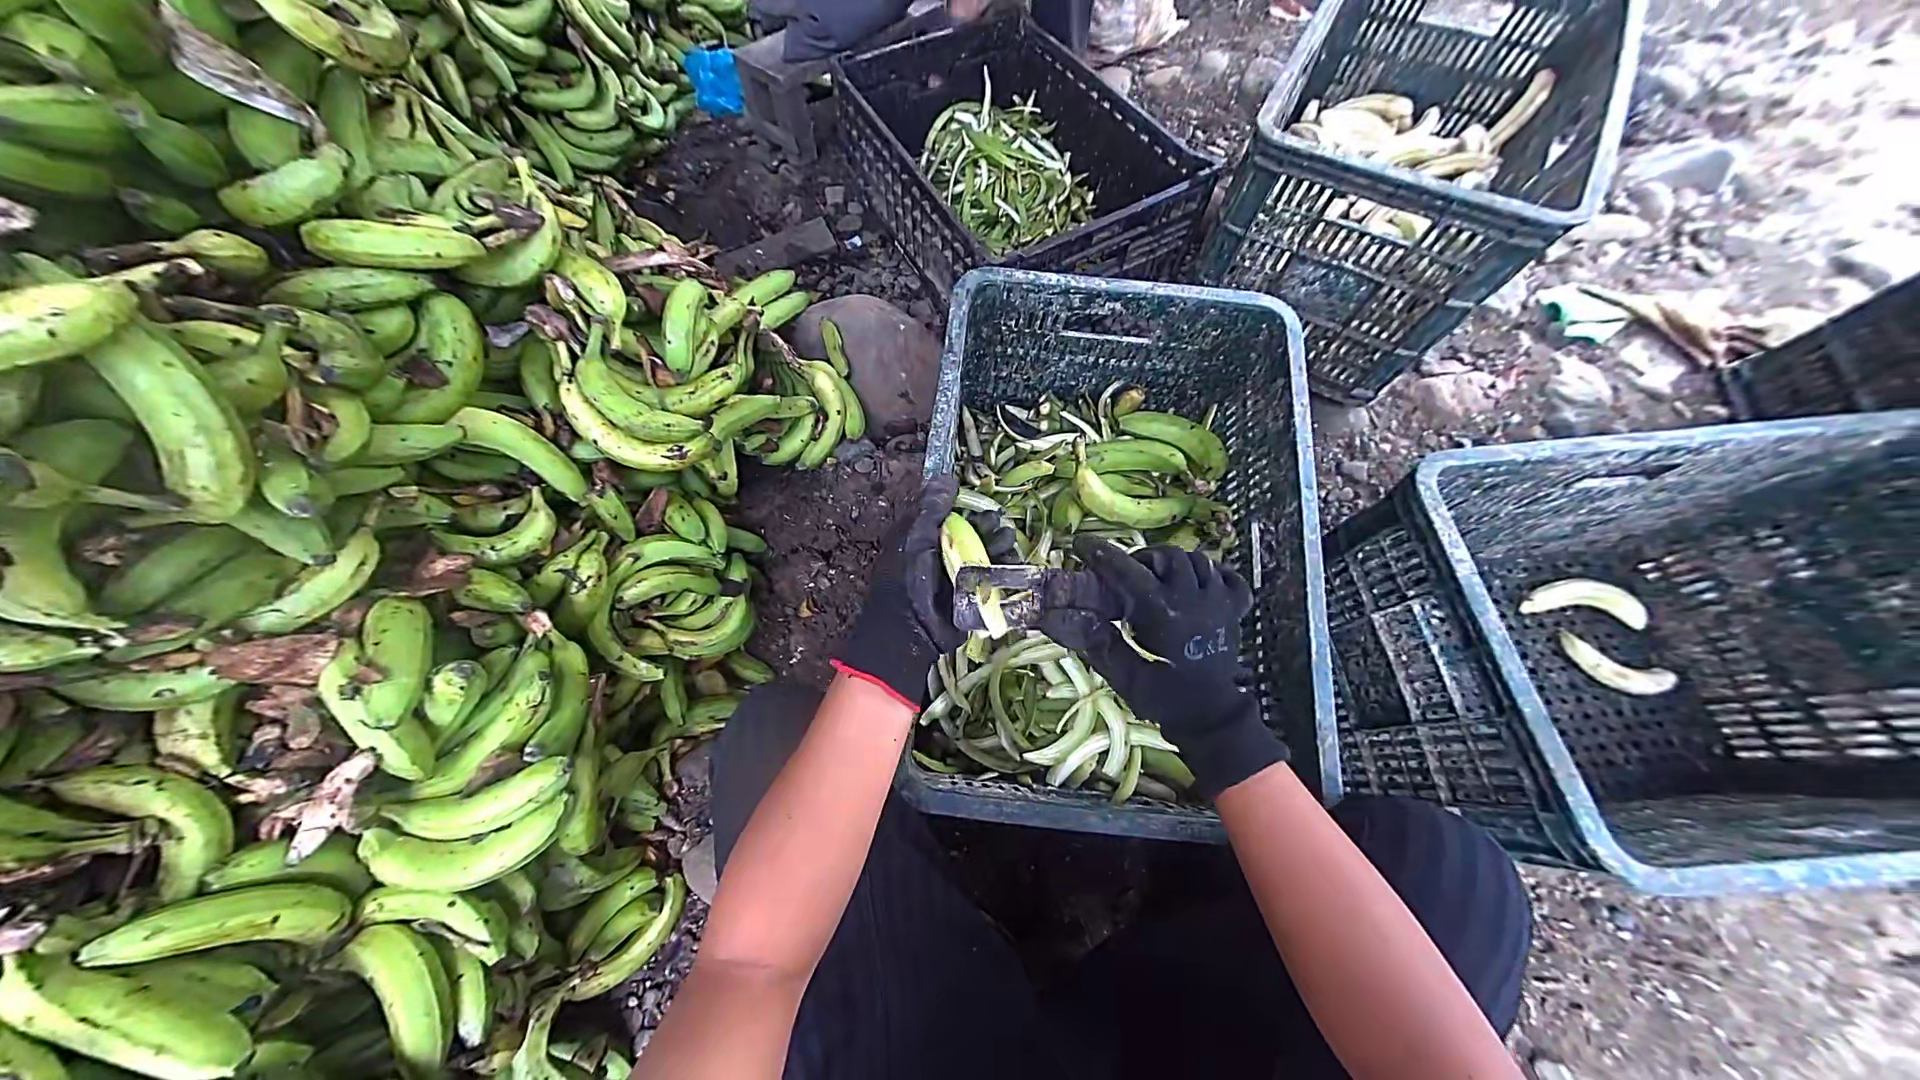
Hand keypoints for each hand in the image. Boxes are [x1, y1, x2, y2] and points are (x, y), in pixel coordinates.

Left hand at [831, 475, 1014, 707]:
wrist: (909, 630)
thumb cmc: (904, 581)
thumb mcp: (913, 539)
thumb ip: (930, 509)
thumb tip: (947, 478)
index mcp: (928, 535)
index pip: (954, 511)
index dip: (968, 504)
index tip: (979, 500)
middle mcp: (948, 551)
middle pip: (977, 529)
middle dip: (989, 524)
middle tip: (995, 522)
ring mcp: (964, 571)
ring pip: (990, 550)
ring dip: (1000, 543)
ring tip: (1004, 541)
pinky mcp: (977, 591)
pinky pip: (997, 575)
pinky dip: (1005, 566)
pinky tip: (1009, 561)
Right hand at [1040, 537, 1286, 797]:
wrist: (1211, 717)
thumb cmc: (1163, 699)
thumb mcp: (1124, 677)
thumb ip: (1097, 644)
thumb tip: (1062, 615)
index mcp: (1162, 614)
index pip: (1127, 570)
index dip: (1101, 554)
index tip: (1080, 545)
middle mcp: (1193, 599)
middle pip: (1167, 556)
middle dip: (1142, 559)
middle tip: (1126, 576)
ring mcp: (1219, 602)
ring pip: (1197, 560)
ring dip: (1173, 564)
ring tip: (1157, 580)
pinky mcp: (1236, 609)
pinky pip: (1228, 576)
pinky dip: (1211, 574)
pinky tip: (1195, 585)